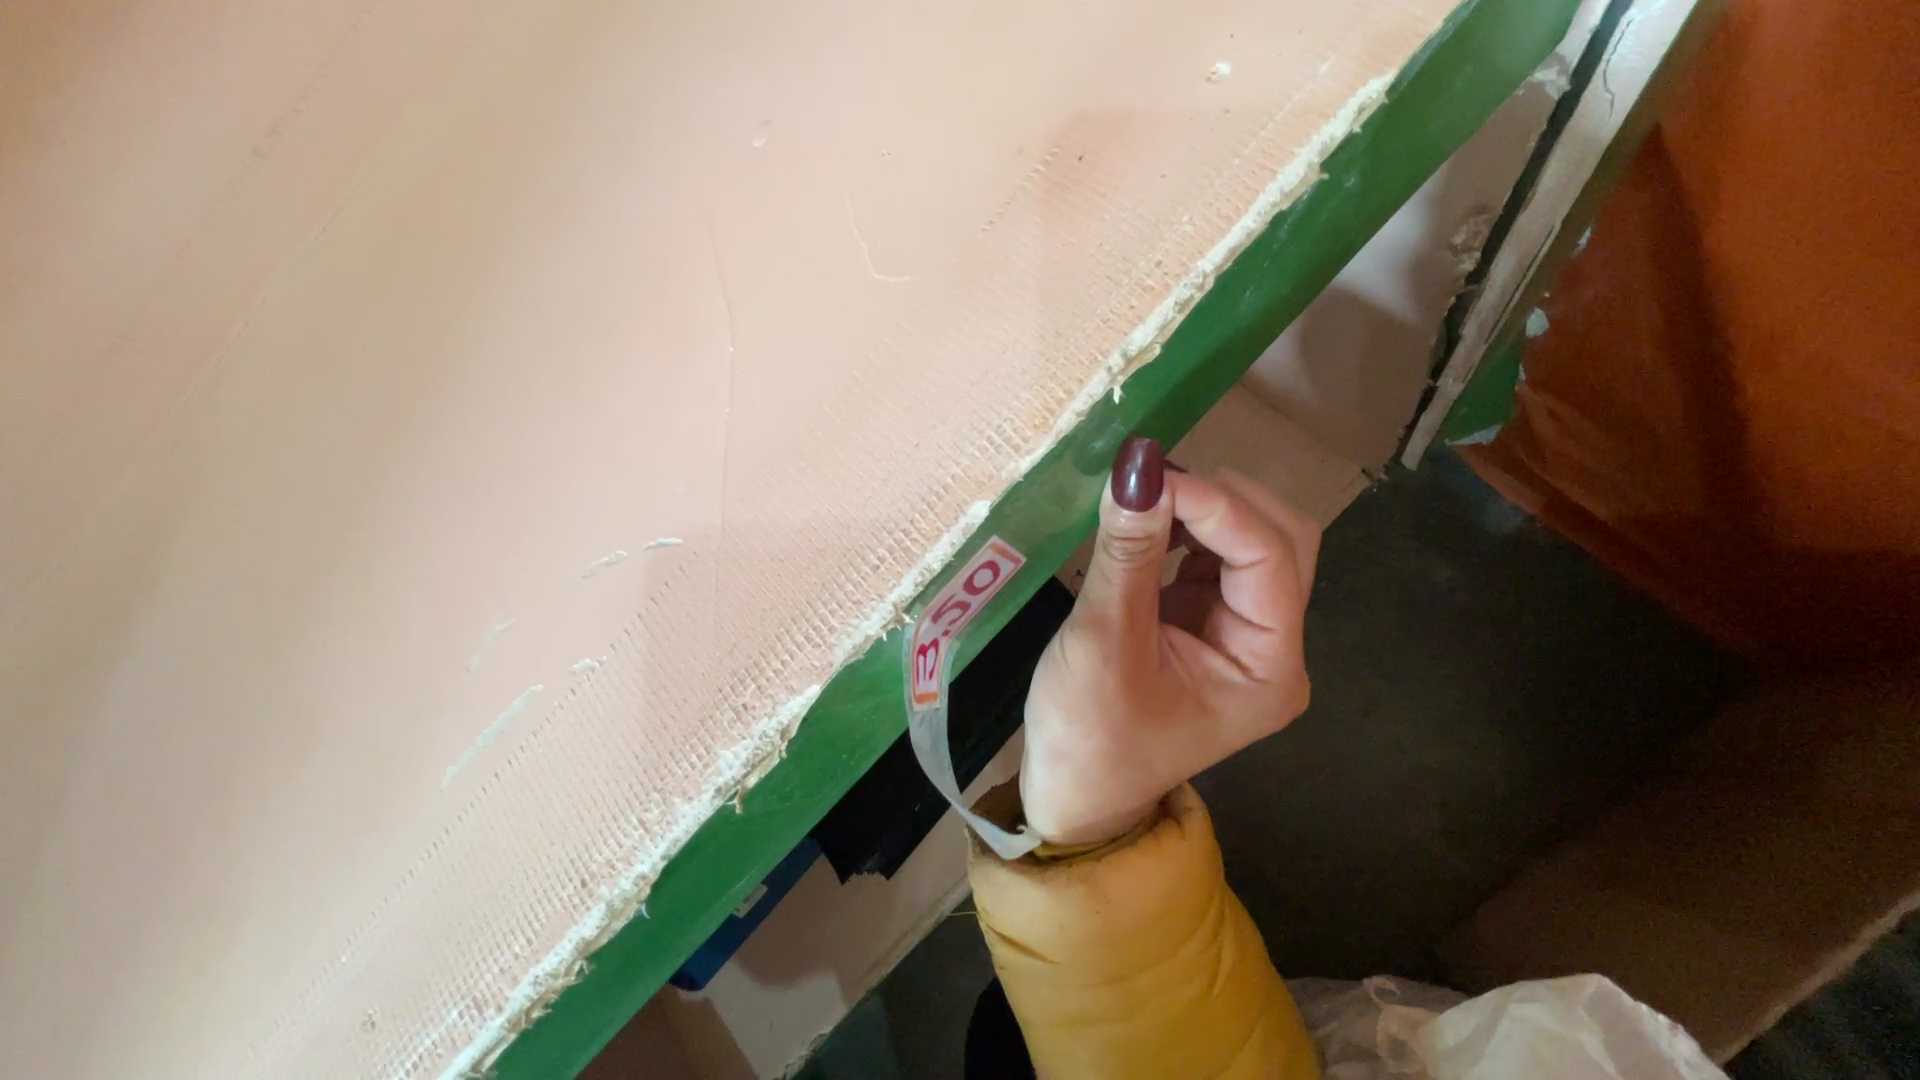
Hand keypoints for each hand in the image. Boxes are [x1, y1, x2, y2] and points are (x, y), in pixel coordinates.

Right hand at [1020, 436, 1319, 845]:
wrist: (1071, 795)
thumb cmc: (1087, 735)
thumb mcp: (1103, 640)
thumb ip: (1127, 550)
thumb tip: (1137, 462)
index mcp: (1268, 667)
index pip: (1269, 558)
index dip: (1216, 506)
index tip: (1149, 474)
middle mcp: (1272, 646)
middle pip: (1280, 542)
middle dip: (1221, 502)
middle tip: (1150, 482)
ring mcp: (1243, 633)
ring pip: (1252, 542)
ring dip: (1204, 510)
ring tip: (1143, 494)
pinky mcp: (1209, 623)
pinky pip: (1214, 558)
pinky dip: (1186, 529)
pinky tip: (1148, 519)